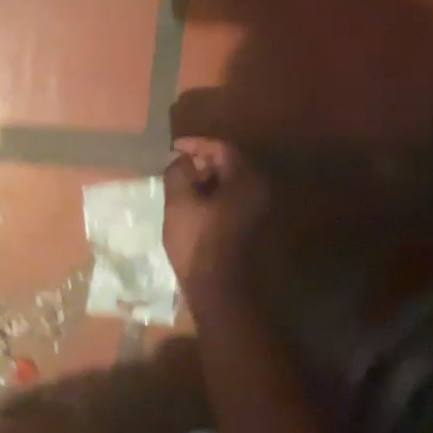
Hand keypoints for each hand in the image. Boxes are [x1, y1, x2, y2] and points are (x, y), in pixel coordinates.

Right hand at [163, 137, 268, 327]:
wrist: (219, 288)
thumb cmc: (198, 243)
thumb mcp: (180, 203)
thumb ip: (179, 173)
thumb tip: (182, 160)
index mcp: (246, 179)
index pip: (221, 148)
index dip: (195, 145)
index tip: (173, 148)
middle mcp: (259, 190)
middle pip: (230, 165)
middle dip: (201, 163)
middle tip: (177, 169)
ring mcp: (258, 210)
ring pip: (230, 185)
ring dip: (206, 182)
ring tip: (181, 189)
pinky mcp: (251, 227)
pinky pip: (232, 202)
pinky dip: (213, 198)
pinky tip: (194, 208)